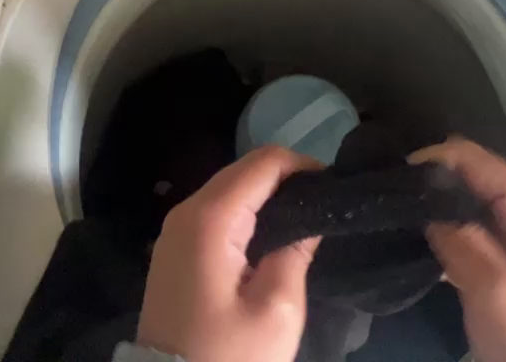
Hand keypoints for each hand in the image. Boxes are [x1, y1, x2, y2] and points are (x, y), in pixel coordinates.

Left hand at [137, 145, 322, 361]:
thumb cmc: (228, 360)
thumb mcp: (275, 313)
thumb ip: (295, 253)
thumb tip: (309, 218)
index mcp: (210, 218)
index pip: (262, 163)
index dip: (300, 165)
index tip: (331, 185)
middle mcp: (186, 210)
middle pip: (242, 170)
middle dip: (284, 176)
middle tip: (320, 202)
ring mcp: (175, 229)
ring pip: (228, 188)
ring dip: (264, 193)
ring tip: (301, 217)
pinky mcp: (174, 249)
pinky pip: (214, 210)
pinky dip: (245, 210)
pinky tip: (269, 233)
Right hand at [411, 138, 505, 361]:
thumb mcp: (502, 296)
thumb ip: (462, 243)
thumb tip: (422, 207)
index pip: (470, 157)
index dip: (429, 162)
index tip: (389, 184)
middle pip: (465, 175)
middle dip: (427, 183)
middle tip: (385, 205)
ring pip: (462, 204)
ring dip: (429, 209)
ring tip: (389, 221)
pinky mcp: (505, 266)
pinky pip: (464, 232)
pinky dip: (438, 233)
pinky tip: (411, 245)